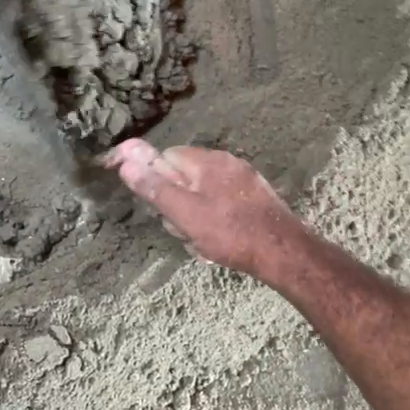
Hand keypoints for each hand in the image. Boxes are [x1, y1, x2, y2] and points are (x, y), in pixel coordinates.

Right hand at [101, 140, 304, 274]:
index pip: (165, 156)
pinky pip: (218, 202)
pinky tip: (216, 240)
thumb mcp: (185, 214)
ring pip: (199, 192)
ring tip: (200, 240)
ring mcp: (241, 179)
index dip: (150, 174)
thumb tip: (125, 162)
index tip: (146, 197)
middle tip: (180, 227)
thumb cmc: (230, 233)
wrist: (284, 253)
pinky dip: (210, 219)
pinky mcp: (253, 196)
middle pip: (181, 175)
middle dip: (173, 202)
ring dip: (191, 215)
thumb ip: (155, 188)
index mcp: (206, 162)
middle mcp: (224, 162)